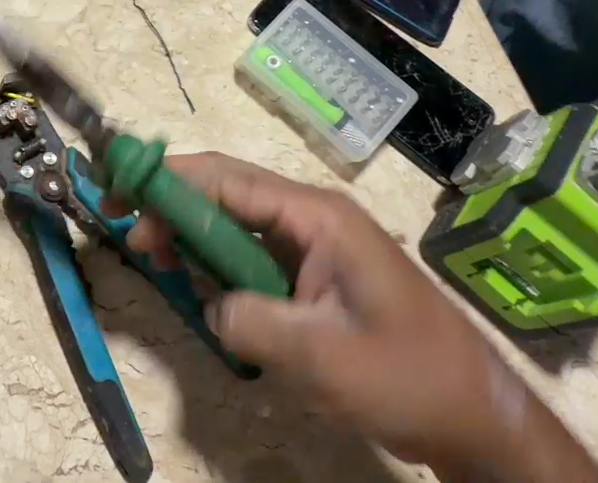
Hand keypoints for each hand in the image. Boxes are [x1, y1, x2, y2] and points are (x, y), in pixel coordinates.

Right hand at [120, 154, 554, 473]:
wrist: (477, 418)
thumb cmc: (410, 377)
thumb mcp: (324, 357)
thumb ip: (251, 323)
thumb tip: (208, 306)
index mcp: (316, 215)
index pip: (226, 179)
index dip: (167, 182)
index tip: (120, 195)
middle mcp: (310, 217)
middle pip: (224, 193)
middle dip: (173, 208)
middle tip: (130, 236)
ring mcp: (312, 245)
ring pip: (234, 224)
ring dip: (193, 239)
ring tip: (159, 262)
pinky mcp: (311, 275)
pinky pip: (251, 257)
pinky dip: (218, 267)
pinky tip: (202, 289)